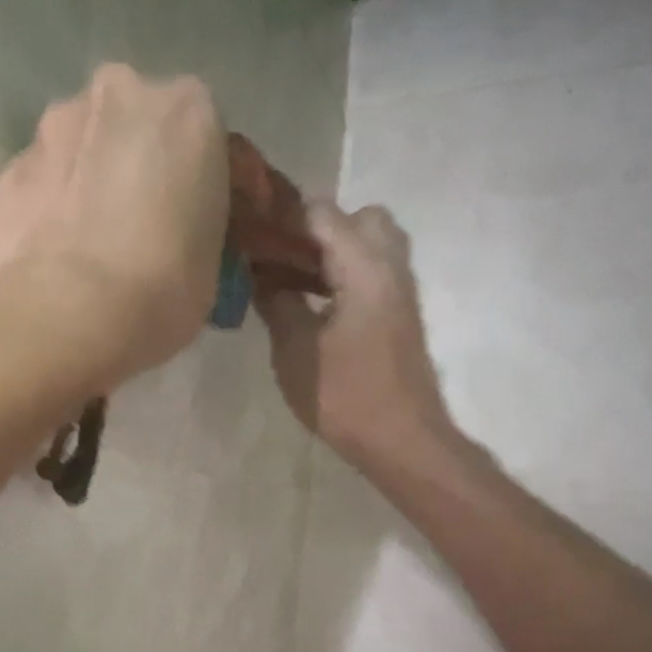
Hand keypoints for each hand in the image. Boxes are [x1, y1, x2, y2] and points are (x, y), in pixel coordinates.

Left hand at [0, 63, 230, 381]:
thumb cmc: (157, 290)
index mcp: (187, 109)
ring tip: (87, 246)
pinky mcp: (5, 175)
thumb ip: (197, 225)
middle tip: (141, 231)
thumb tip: (178, 240)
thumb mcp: (213, 262)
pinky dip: (44, 212)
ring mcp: (50, 132)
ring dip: (86, 184)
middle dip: (138, 169)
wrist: (59, 316)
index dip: (206, 190)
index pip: (207, 142)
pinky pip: (38, 188)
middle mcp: (116, 97)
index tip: (201, 230)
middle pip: (134, 131)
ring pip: (78, 152)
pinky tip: (48, 256)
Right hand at [257, 203, 458, 467]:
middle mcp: (390, 268)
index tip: (251, 223)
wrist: (400, 437)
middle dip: (320, 228)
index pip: (325, 216)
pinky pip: (371, 272)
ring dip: (332, 252)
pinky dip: (341, 274)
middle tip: (280, 255)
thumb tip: (262, 277)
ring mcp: (399, 291)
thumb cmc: (344, 394)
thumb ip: (278, 304)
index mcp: (365, 270)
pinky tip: (308, 303)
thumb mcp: (295, 350)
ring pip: (371, 245)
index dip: (286, 214)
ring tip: (287, 278)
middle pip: (362, 219)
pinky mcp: (397, 315)